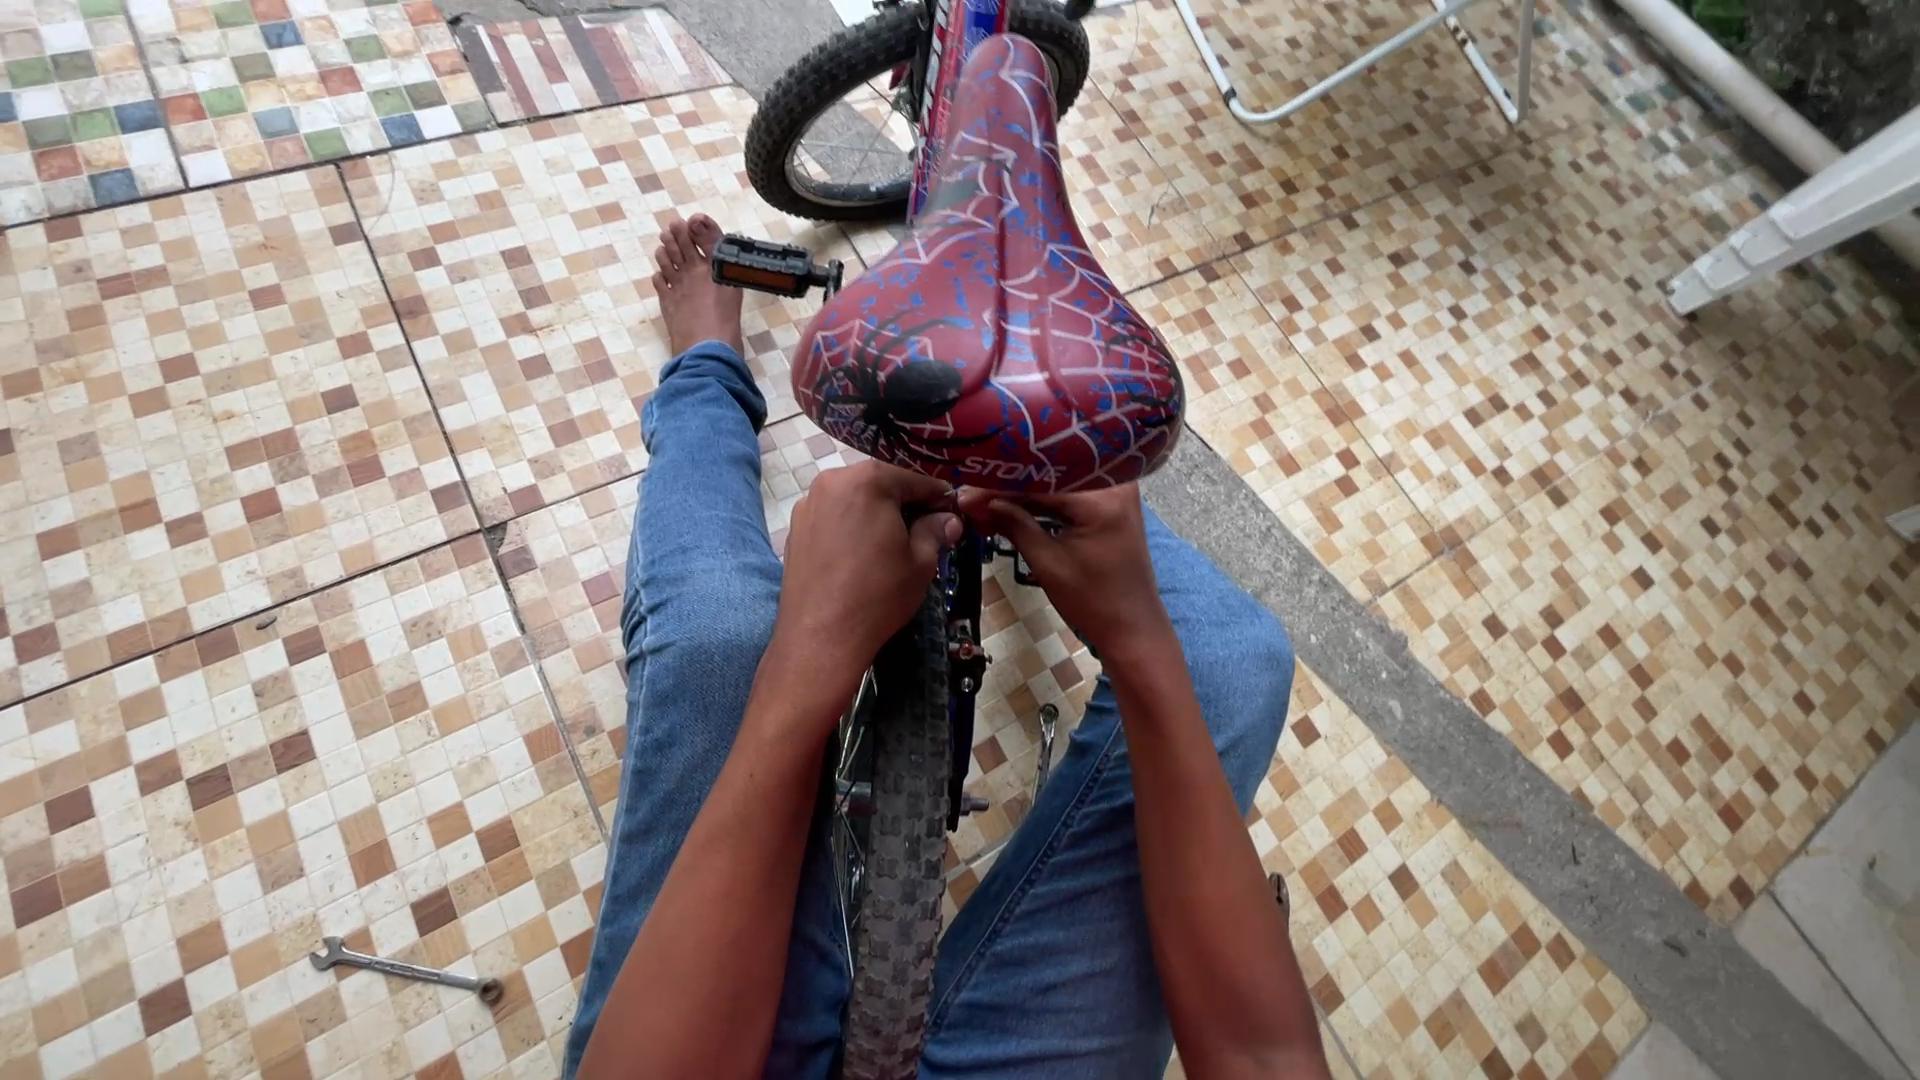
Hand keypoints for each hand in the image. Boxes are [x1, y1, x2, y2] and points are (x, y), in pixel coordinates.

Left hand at [772, 461, 960, 694]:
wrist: (821, 637)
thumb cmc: (878, 594)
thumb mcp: (921, 561)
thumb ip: (936, 531)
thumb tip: (949, 520)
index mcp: (867, 479)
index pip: (915, 480)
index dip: (939, 498)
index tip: (953, 517)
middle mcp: (832, 481)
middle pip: (881, 486)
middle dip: (905, 506)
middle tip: (926, 534)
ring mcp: (808, 505)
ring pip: (855, 501)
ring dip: (877, 516)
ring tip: (893, 548)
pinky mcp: (795, 530)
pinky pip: (834, 519)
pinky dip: (852, 529)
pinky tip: (863, 558)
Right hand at [959, 484, 1172, 661]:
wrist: (1134, 628)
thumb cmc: (1093, 602)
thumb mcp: (1047, 563)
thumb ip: (1013, 524)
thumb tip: (972, 501)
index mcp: (1101, 496)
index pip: (1040, 479)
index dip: (999, 485)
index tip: (965, 491)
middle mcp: (1114, 482)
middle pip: (1049, 474)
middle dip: (1008, 485)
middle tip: (970, 495)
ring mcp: (1116, 490)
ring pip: (1057, 482)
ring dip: (1022, 493)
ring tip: (984, 502)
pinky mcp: (1111, 502)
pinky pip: (1069, 493)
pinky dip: (1042, 502)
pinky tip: (1011, 506)